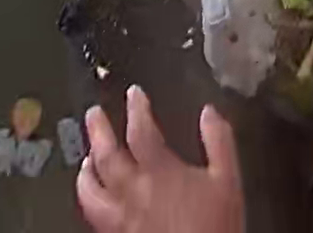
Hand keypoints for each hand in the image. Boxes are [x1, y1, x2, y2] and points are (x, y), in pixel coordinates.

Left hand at [77, 86, 243, 232]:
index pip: (141, 131)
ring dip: (86, 172)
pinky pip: (97, 219)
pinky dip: (92, 201)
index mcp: (160, 172)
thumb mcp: (227, 180)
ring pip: (93, 194)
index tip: (134, 93)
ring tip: (85, 158)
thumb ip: (218, 141)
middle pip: (108, 158)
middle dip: (99, 132)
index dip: (137, 108)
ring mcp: (123, 221)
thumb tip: (209, 112)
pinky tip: (96, 198)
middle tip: (92, 114)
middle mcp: (135, 194)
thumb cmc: (215, 227)